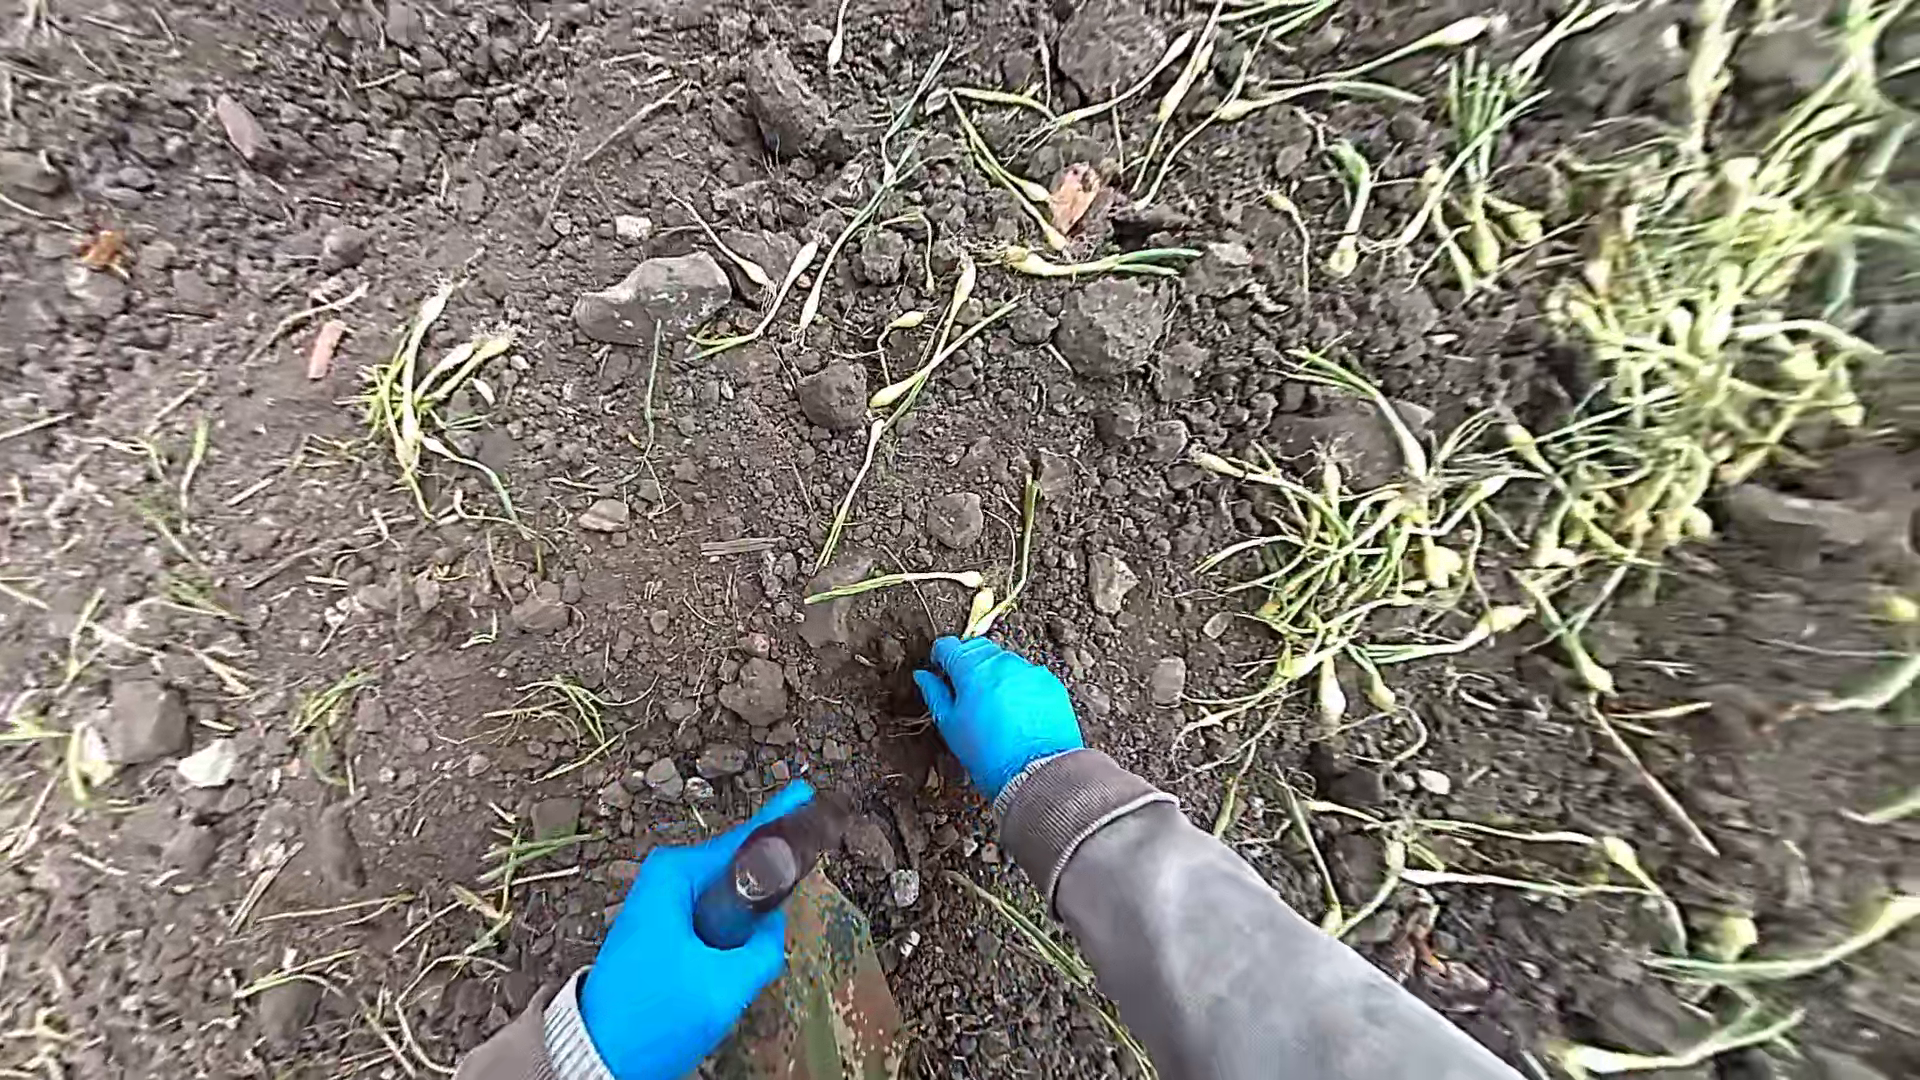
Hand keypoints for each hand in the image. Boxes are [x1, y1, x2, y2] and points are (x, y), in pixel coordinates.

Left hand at [578, 782, 812, 1079]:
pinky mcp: (662, 917)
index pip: (747, 836)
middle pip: (740, 860)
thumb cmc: (649, 1020)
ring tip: (773, 912)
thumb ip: (766, 948)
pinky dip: (734, 914)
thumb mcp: (723, 987)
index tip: (809, 793)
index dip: (784, 818)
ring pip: (728, 886)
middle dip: (770, 871)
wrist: (587, 1062)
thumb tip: (773, 924)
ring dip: (751, 900)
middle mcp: (668, 872)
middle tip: (804, 865)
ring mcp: (663, 894)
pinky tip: (749, 931)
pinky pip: (713, 903)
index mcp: (677, 872)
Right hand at [913, 636, 1082, 798]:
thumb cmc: (990, 755)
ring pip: (1003, 662)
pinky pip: (1027, 675)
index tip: (942, 672)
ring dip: (995, 676)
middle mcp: (1001, 662)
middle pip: (977, 649)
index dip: (941, 658)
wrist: (1037, 773)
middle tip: (967, 695)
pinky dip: (1018, 687)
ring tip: (994, 709)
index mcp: (971, 668)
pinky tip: (1016, 713)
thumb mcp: (950, 726)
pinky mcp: (1049, 681)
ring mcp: (1027, 670)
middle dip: (969, 665)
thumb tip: (923, 676)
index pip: (948, 645)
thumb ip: (935, 694)